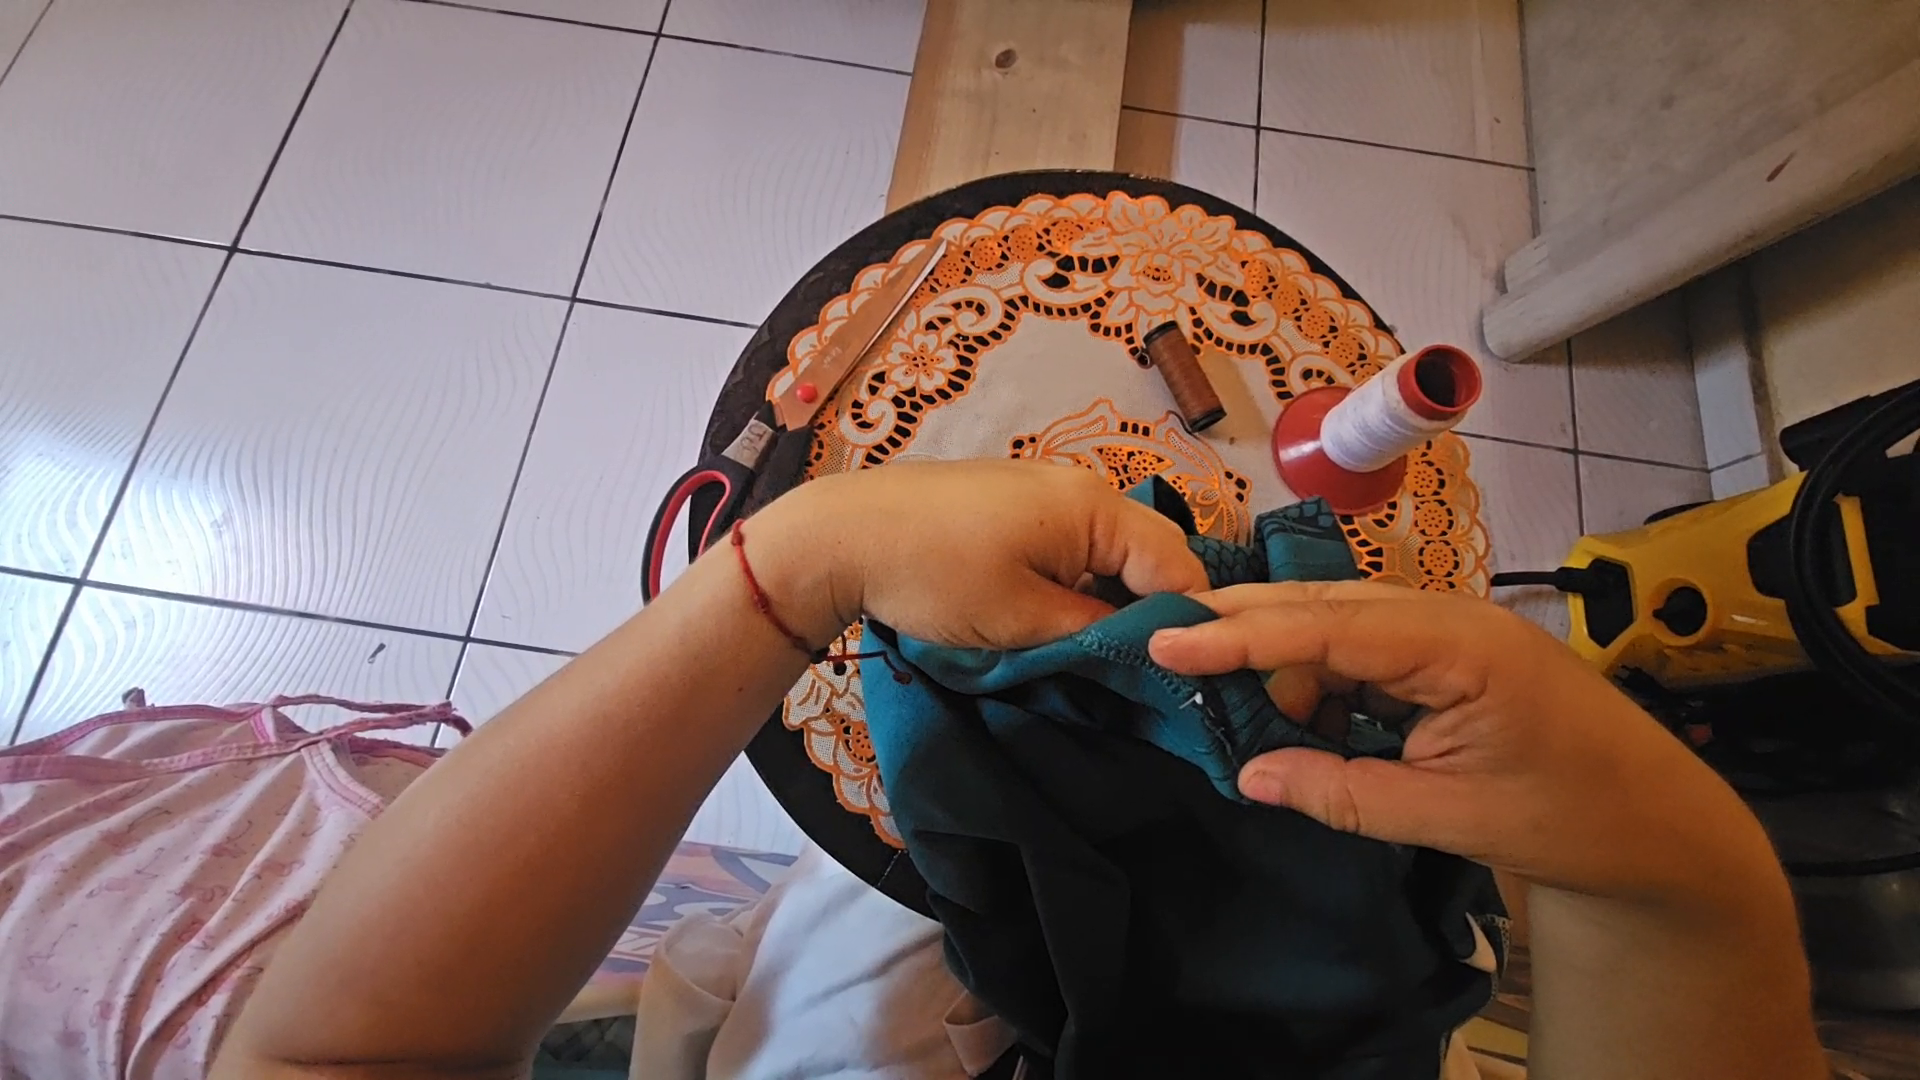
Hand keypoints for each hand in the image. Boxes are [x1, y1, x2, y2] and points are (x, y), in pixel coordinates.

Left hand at [752, 460, 1208, 649]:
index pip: (1177, 567)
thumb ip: (1093, 631)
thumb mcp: (1022, 619)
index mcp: (1095, 508)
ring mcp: (1046, 487)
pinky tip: (1057, 611)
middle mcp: (1081, 486)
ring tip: (1094, 647)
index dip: (1183, 624)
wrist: (845, 533)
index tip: (1174, 676)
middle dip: (1148, 609)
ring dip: (1109, 594)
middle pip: (1147, 552)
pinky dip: (1077, 576)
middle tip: (1134, 667)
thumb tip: (1139, 646)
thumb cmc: (936, 576)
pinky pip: (1072, 539)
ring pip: (1108, 548)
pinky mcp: (1015, 499)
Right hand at [1146, 580, 1786, 912]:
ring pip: (1323, 623)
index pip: (1324, 626)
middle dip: (1237, 623)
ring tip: (1227, 702)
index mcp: (1458, 646)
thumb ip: (1341, 793)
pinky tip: (1290, 714)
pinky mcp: (1429, 650)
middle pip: (1313, 603)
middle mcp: (1441, 616)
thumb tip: (1246, 776)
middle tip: (1163, 643)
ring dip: (1272, 660)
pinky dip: (1307, 679)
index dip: (1238, 635)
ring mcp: (1435, 628)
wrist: (1664, 827)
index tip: (1166, 642)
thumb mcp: (1450, 817)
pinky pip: (1347, 650)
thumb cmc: (1573, 821)